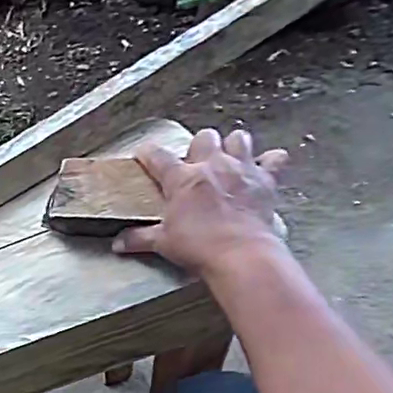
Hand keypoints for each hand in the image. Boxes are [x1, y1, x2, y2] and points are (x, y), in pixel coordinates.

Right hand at [113, 127, 289, 276]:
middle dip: (200, 147)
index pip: (157, 156)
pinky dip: (272, 162)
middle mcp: (211, 165)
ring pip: (238, 138)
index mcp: (182, 179)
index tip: (145, 154)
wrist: (241, 255)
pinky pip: (274, 159)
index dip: (148, 153)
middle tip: (198, 164)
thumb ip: (140, 239)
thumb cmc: (201, 248)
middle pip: (203, 137)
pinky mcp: (264, 180)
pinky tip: (268, 166)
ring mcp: (240, 169)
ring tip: (231, 157)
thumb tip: (118, 243)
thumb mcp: (164, 243)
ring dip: (234, 145)